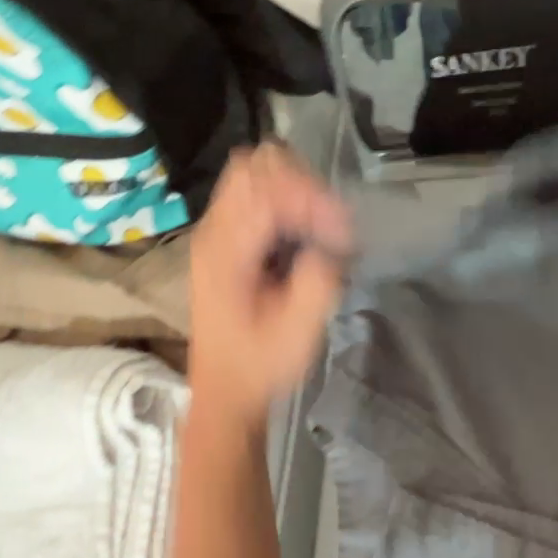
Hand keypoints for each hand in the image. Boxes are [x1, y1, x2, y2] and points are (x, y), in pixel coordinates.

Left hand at [187, 143, 352, 423]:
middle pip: (257, 165)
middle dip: (304, 185)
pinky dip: (290, 204)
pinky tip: (308, 238)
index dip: (312, 201)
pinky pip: (258, 196)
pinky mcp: (229, 241)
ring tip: (324, 229)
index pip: (268, 187)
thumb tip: (331, 245)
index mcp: (226, 249)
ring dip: (298, 192)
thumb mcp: (296, 332)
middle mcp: (216, 230)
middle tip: (331, 226)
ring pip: (257, 174)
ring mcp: (219, 233)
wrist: (226, 392)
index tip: (341, 236)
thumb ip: (317, 280)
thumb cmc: (260, 366)